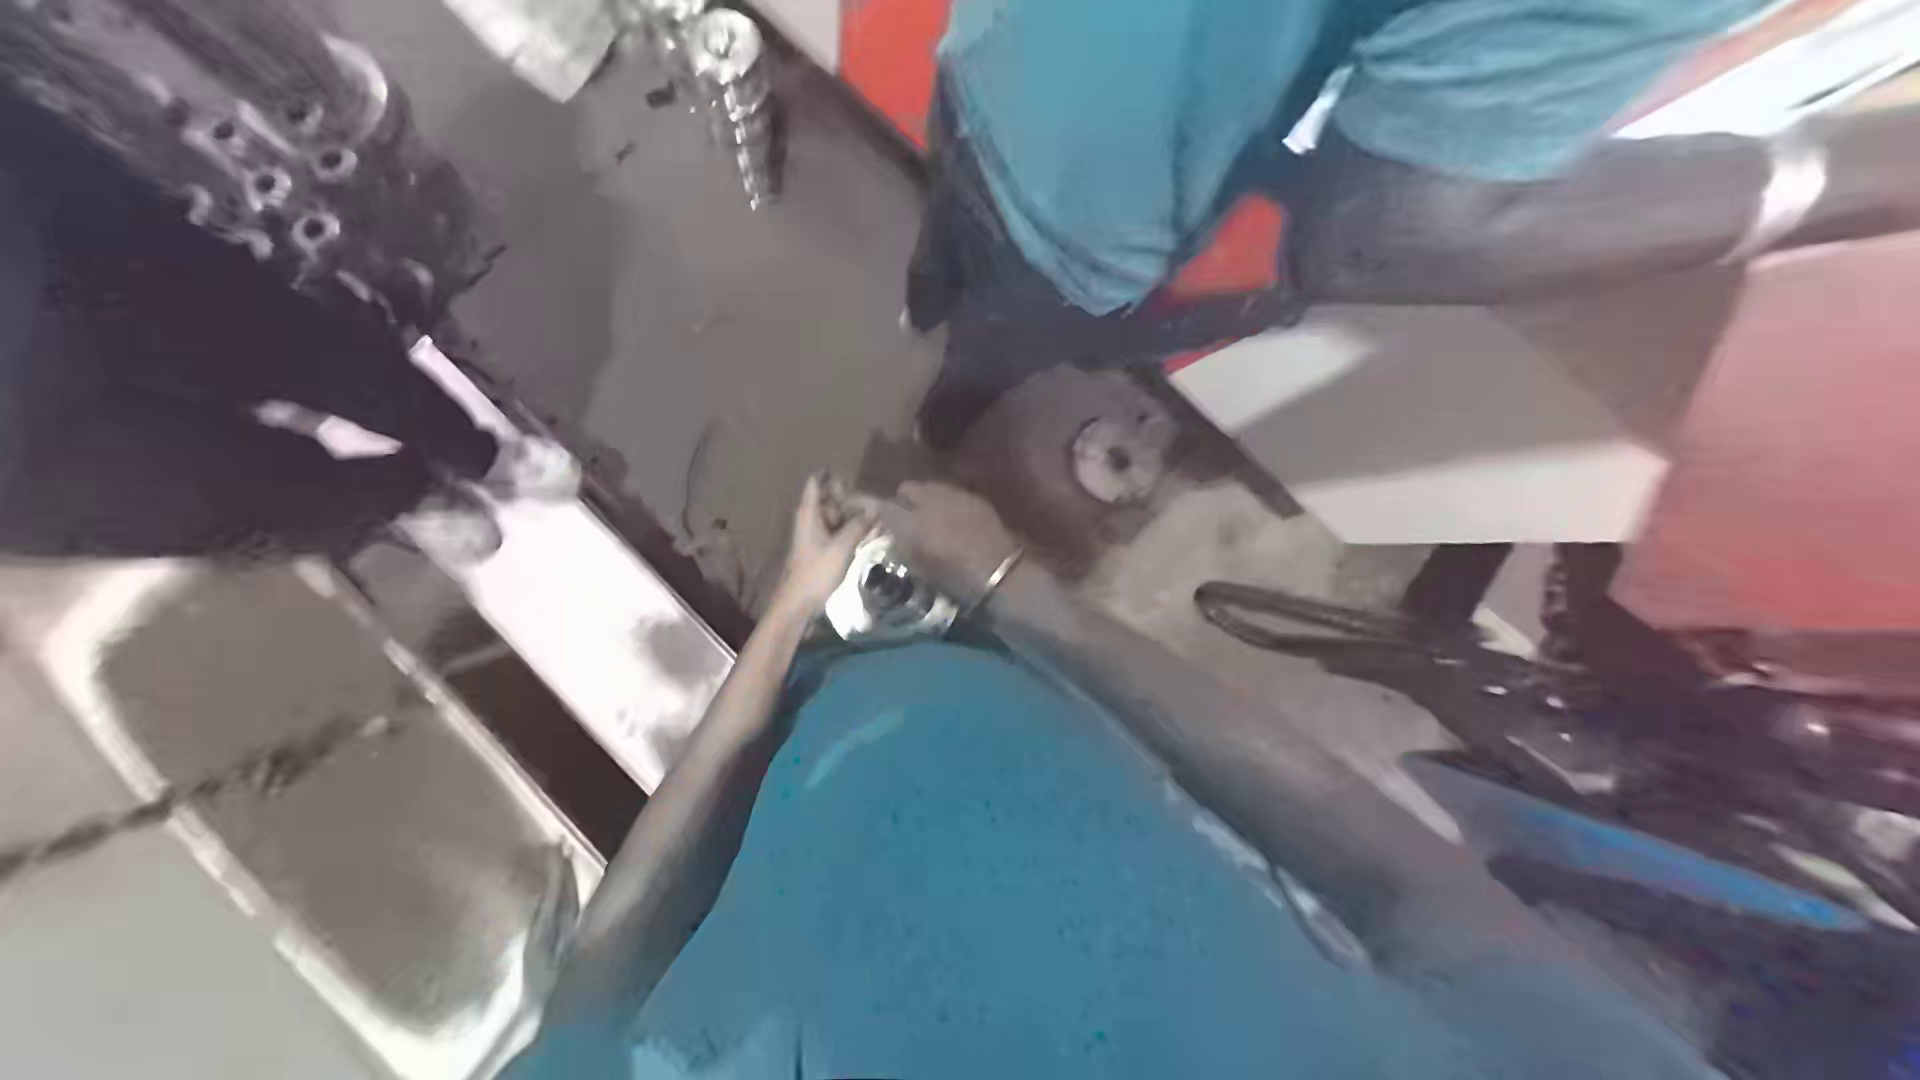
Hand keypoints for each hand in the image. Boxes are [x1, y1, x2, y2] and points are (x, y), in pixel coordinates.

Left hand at [768, 474, 873, 617]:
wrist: (798, 604)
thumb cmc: (816, 572)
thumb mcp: (841, 547)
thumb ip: (858, 526)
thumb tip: (873, 509)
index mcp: (809, 514)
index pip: (816, 483)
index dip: (829, 472)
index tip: (846, 464)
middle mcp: (812, 521)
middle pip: (830, 500)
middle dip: (850, 497)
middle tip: (875, 496)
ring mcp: (817, 537)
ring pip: (837, 518)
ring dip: (854, 515)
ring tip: (879, 513)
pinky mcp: (823, 551)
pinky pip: (839, 533)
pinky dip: (852, 530)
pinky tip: (870, 532)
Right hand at [873, 481, 1018, 600]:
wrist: (999, 574)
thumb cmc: (957, 580)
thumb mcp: (921, 570)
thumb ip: (904, 549)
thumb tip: (897, 538)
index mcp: (911, 525)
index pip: (884, 508)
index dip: (883, 516)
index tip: (887, 526)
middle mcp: (929, 503)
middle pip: (906, 488)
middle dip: (905, 500)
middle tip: (910, 518)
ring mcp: (953, 496)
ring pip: (929, 486)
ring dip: (927, 498)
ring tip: (933, 515)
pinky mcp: (974, 497)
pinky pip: (952, 492)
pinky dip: (948, 501)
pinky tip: (956, 517)